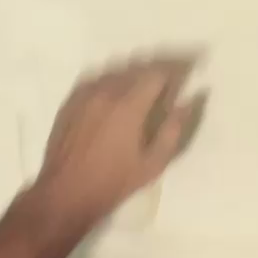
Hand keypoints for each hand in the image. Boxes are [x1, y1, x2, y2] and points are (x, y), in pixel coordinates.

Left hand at [25, 57, 206, 237]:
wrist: (65, 193)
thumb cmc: (113, 182)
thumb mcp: (153, 163)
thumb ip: (174, 128)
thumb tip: (192, 99)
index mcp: (129, 105)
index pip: (158, 72)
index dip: (178, 66)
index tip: (192, 66)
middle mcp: (107, 90)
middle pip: (139, 65)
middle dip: (160, 65)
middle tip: (175, 71)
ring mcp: (86, 92)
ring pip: (117, 68)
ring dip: (137, 69)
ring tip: (150, 78)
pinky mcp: (72, 98)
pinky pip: (97, 76)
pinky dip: (114, 76)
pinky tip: (119, 86)